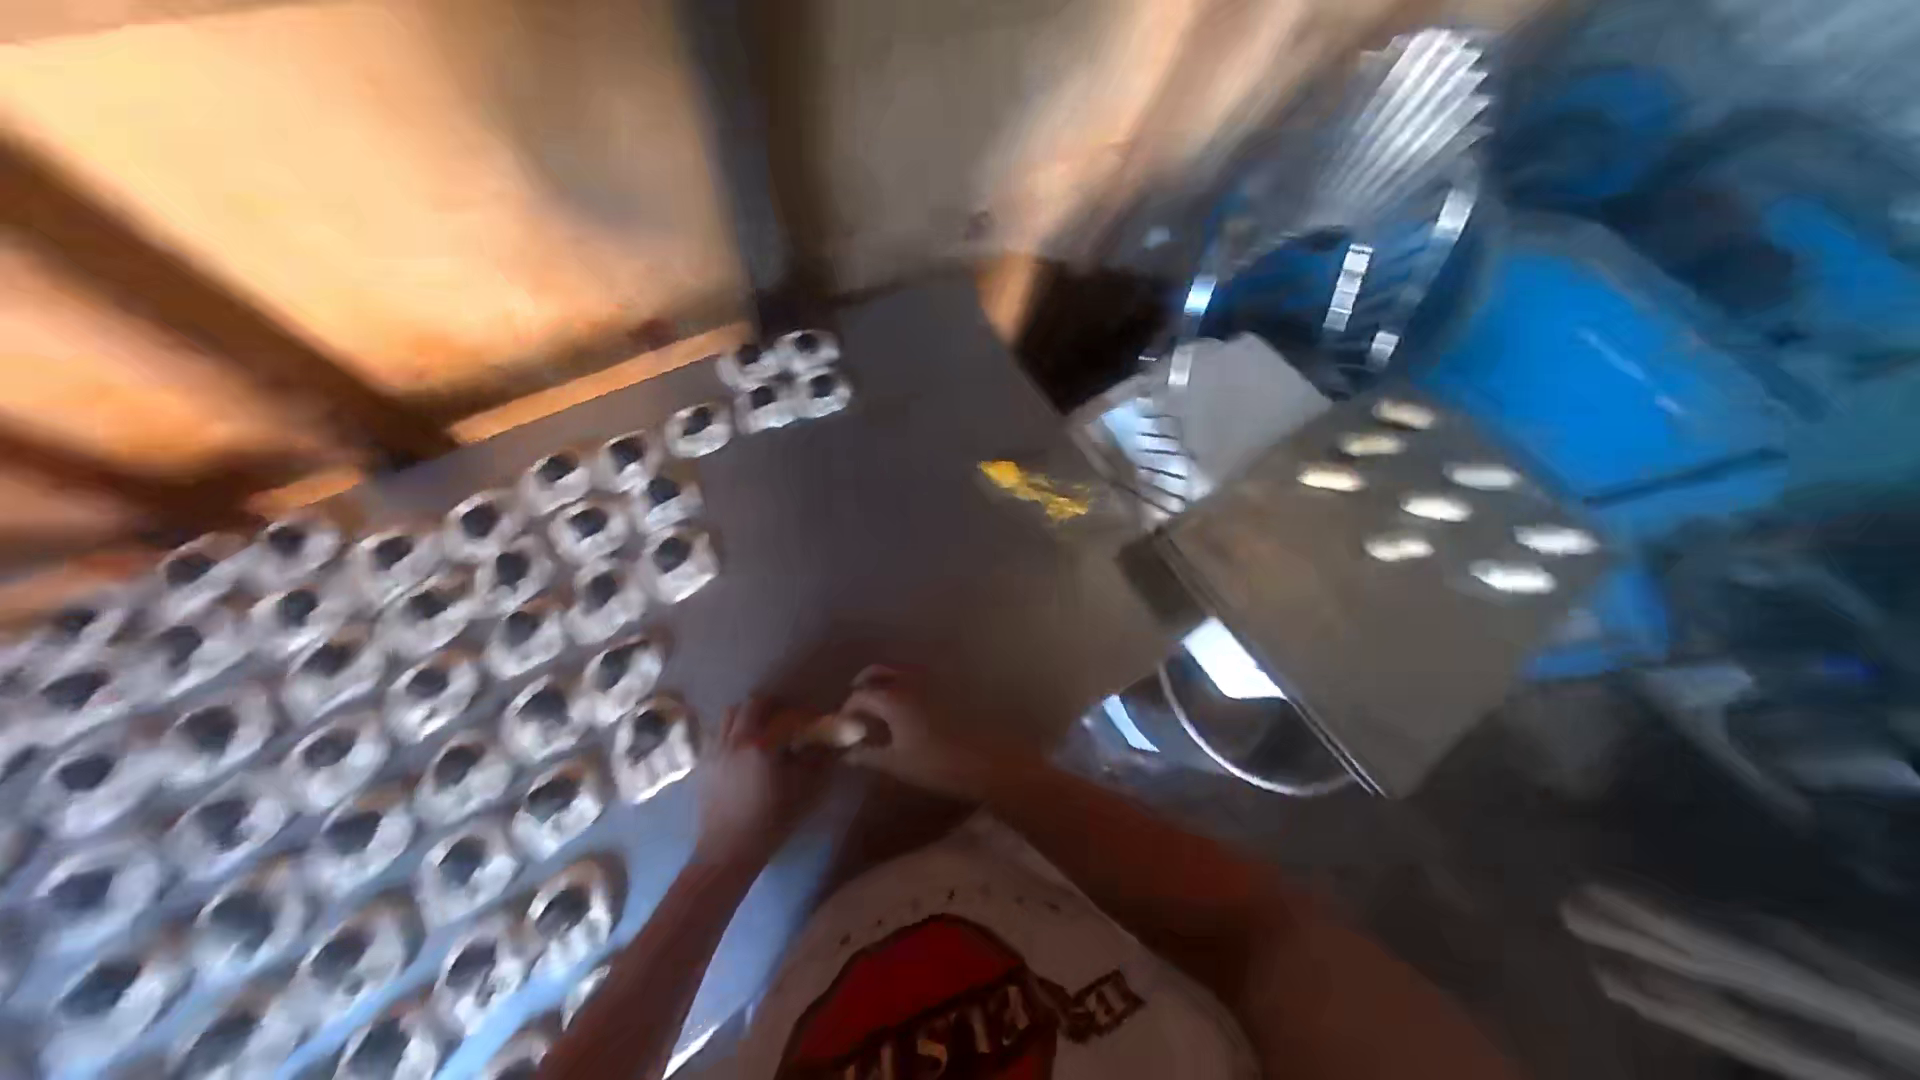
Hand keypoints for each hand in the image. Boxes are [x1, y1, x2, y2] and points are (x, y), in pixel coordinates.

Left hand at [694, 697, 836, 868]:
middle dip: (772, 706)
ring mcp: (715, 750)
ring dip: (748, 714)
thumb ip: (818, 760)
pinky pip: (718, 732)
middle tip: (786, 717)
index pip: (785, 715)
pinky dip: (732, 730)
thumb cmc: (770, 821)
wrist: (727, 851)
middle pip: (752, 704)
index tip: (813, 719)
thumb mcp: (802, 790)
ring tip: (762, 728)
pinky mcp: (704, 763)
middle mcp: (735, 740)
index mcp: (761, 745)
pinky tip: (743, 748)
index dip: (803, 713)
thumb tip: (831, 741)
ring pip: (730, 714)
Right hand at [840, 665, 1009, 799]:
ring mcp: (931, 680)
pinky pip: (917, 677)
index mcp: (892, 697)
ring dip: (884, 681)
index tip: (844, 726)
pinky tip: (906, 707)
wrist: (987, 760)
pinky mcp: (948, 684)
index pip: (859, 695)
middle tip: (857, 706)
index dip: (847, 710)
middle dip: (863, 684)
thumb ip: (868, 755)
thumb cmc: (937, 764)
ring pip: (898, 670)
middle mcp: (909, 681)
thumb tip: (847, 755)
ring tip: (880, 706)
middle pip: (877, 671)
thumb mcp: (897, 763)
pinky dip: (904, 683)